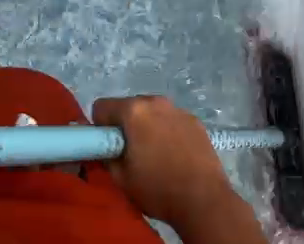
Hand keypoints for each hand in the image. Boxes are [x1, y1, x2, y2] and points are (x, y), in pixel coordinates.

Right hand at [90, 95, 241, 227]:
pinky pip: (171, 120)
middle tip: (133, 154)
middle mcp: (154, 101)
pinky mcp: (195, 121)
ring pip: (151, 112)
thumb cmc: (158, 189)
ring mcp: (177, 109)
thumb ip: (104, 155)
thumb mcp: (121, 178)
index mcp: (133, 110)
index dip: (100, 127)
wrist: (205, 202)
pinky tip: (176, 155)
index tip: (109, 147)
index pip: (101, 107)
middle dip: (126, 125)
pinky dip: (168, 131)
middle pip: (128, 107)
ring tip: (157, 155)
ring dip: (148, 127)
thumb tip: (99, 146)